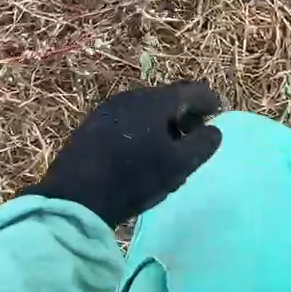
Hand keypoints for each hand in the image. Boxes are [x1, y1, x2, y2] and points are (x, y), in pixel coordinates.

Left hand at [24, 82, 223, 226]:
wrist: (73, 200)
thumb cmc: (133, 179)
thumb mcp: (178, 166)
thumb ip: (202, 145)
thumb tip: (214, 130)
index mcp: (156, 102)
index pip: (191, 91)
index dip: (208, 101)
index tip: (217, 112)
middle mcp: (132, 97)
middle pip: (168, 99)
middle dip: (185, 114)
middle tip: (195, 135)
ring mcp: (108, 110)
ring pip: (146, 110)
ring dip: (163, 124)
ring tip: (168, 150)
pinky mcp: (91, 126)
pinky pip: (127, 120)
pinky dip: (142, 130)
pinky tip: (140, 154)